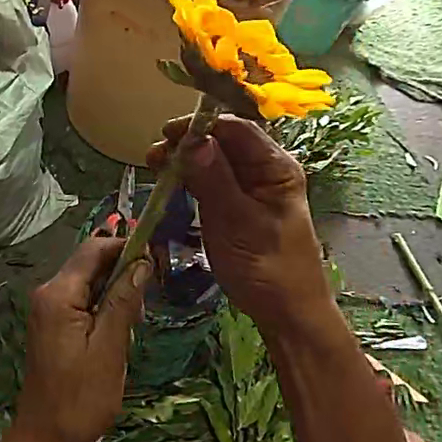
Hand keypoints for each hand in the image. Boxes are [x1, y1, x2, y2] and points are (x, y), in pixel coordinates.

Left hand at [0, 238, 148, 441]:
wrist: (45, 437)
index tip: (158, 253)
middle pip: (90, 263)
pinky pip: (82, 300)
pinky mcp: (52, 323)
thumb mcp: (109, 348)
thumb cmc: (80, 397)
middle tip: (155, 286)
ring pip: (88, 281)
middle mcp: (48, 293)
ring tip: (140, 313)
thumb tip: (142, 262)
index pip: (94, 250)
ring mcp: (48, 309)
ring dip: (116, 288)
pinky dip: (104, 303)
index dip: (126, 245)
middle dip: (123, 268)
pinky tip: (122, 324)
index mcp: (58, 294)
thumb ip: (123, 301)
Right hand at [148, 114, 334, 331]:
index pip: (236, 129)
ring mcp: (247, 188)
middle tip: (155, 155)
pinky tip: (169, 181)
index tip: (167, 134)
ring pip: (212, 160)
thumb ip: (214, 179)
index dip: (201, 126)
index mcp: (275, 167)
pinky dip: (188, 178)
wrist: (286, 314)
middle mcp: (263, 171)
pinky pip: (209, 181)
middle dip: (187, 142)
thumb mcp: (237, 222)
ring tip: (155, 165)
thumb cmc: (268, 268)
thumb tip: (192, 140)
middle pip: (222, 141)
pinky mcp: (233, 205)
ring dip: (184, 159)